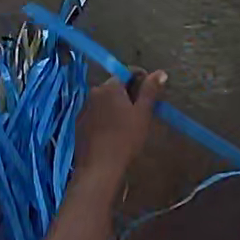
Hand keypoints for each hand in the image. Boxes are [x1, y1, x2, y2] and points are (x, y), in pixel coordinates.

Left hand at [75, 71, 164, 187]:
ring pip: (105, 100)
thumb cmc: (125, 138)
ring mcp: (84, 107)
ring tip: (128, 123)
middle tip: (142, 111)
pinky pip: (96, 113)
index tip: (152, 92)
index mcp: (110, 86)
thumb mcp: (142, 113)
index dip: (142, 79)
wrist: (99, 166)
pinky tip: (113, 132)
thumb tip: (160, 72)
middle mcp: (94, 92)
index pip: (128, 72)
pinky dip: (105, 117)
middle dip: (129, 94)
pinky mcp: (79, 122)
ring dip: (117, 105)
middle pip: (116, 86)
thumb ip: (150, 91)